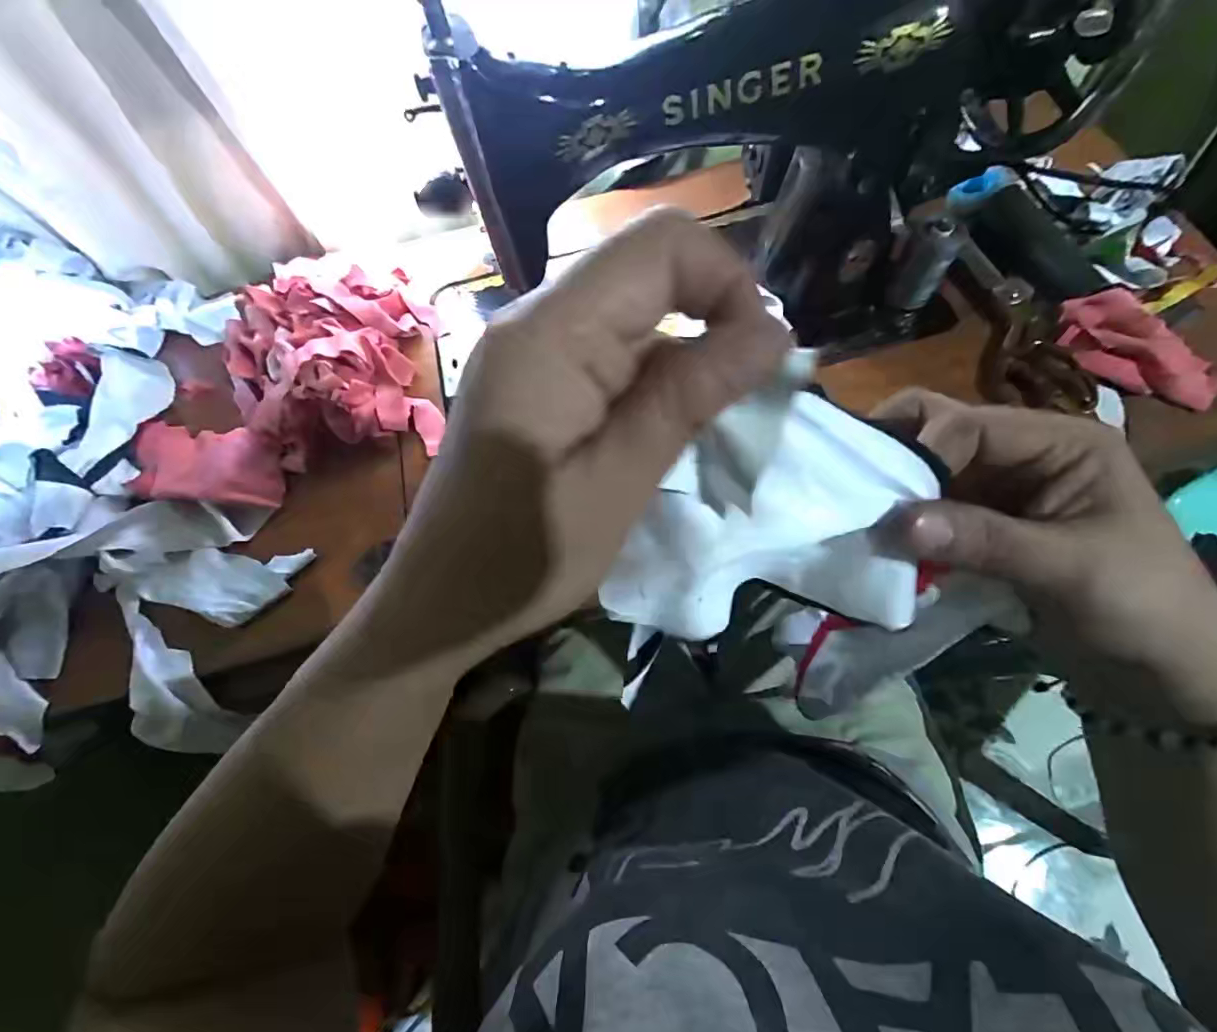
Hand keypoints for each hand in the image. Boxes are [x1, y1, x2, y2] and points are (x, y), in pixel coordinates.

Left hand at [343, 209, 788, 676]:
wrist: (442, 601)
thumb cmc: (525, 558)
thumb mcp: (620, 482)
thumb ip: (690, 395)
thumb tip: (774, 330)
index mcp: (552, 334)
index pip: (661, 244)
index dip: (729, 282)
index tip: (760, 358)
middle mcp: (536, 319)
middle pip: (649, 267)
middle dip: (715, 313)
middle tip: (745, 391)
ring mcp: (531, 347)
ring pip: (635, 307)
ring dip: (688, 349)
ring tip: (710, 419)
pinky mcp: (535, 378)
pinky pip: (610, 346)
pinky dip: (654, 373)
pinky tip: (665, 426)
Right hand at [874, 390, 1216, 725]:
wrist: (1162, 677)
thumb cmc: (1142, 607)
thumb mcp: (1068, 568)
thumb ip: (983, 539)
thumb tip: (897, 523)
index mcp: (1062, 442)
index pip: (970, 424)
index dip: (920, 450)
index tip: (878, 494)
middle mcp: (1025, 457)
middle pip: (943, 438)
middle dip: (897, 461)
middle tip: (851, 491)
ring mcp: (1002, 497)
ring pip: (930, 481)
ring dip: (897, 500)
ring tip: (858, 523)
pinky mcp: (985, 534)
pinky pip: (933, 520)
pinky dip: (908, 532)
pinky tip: (882, 548)